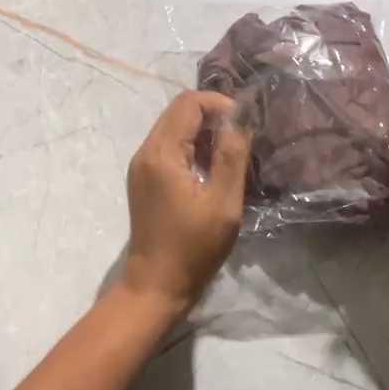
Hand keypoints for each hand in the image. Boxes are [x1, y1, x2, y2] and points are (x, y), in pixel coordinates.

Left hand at [119, 91, 250, 312]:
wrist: (156, 287)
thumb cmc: (193, 248)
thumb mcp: (223, 204)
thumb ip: (231, 156)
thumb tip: (240, 118)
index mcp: (161, 153)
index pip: (189, 103)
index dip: (219, 104)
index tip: (245, 125)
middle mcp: (146, 151)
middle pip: (180, 112)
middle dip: (213, 117)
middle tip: (242, 140)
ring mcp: (143, 165)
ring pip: (175, 128)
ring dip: (204, 134)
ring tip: (232, 156)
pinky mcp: (145, 179)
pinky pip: (170, 147)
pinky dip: (193, 149)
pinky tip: (213, 172)